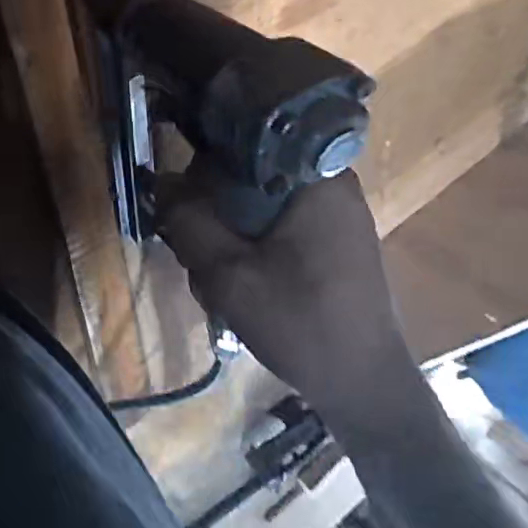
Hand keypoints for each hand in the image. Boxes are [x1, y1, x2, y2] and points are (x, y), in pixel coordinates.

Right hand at [159, 172, 413, 413]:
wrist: (367, 390)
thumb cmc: (302, 324)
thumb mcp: (230, 275)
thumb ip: (190, 222)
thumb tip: (161, 181)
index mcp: (316, 177)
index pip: (248, 137)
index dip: (207, 157)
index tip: (183, 186)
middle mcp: (332, 182)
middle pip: (253, 170)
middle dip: (216, 201)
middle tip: (191, 237)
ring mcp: (337, 211)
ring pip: (263, 197)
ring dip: (232, 224)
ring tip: (212, 266)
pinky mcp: (335, 236)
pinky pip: (281, 218)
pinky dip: (254, 237)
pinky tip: (239, 272)